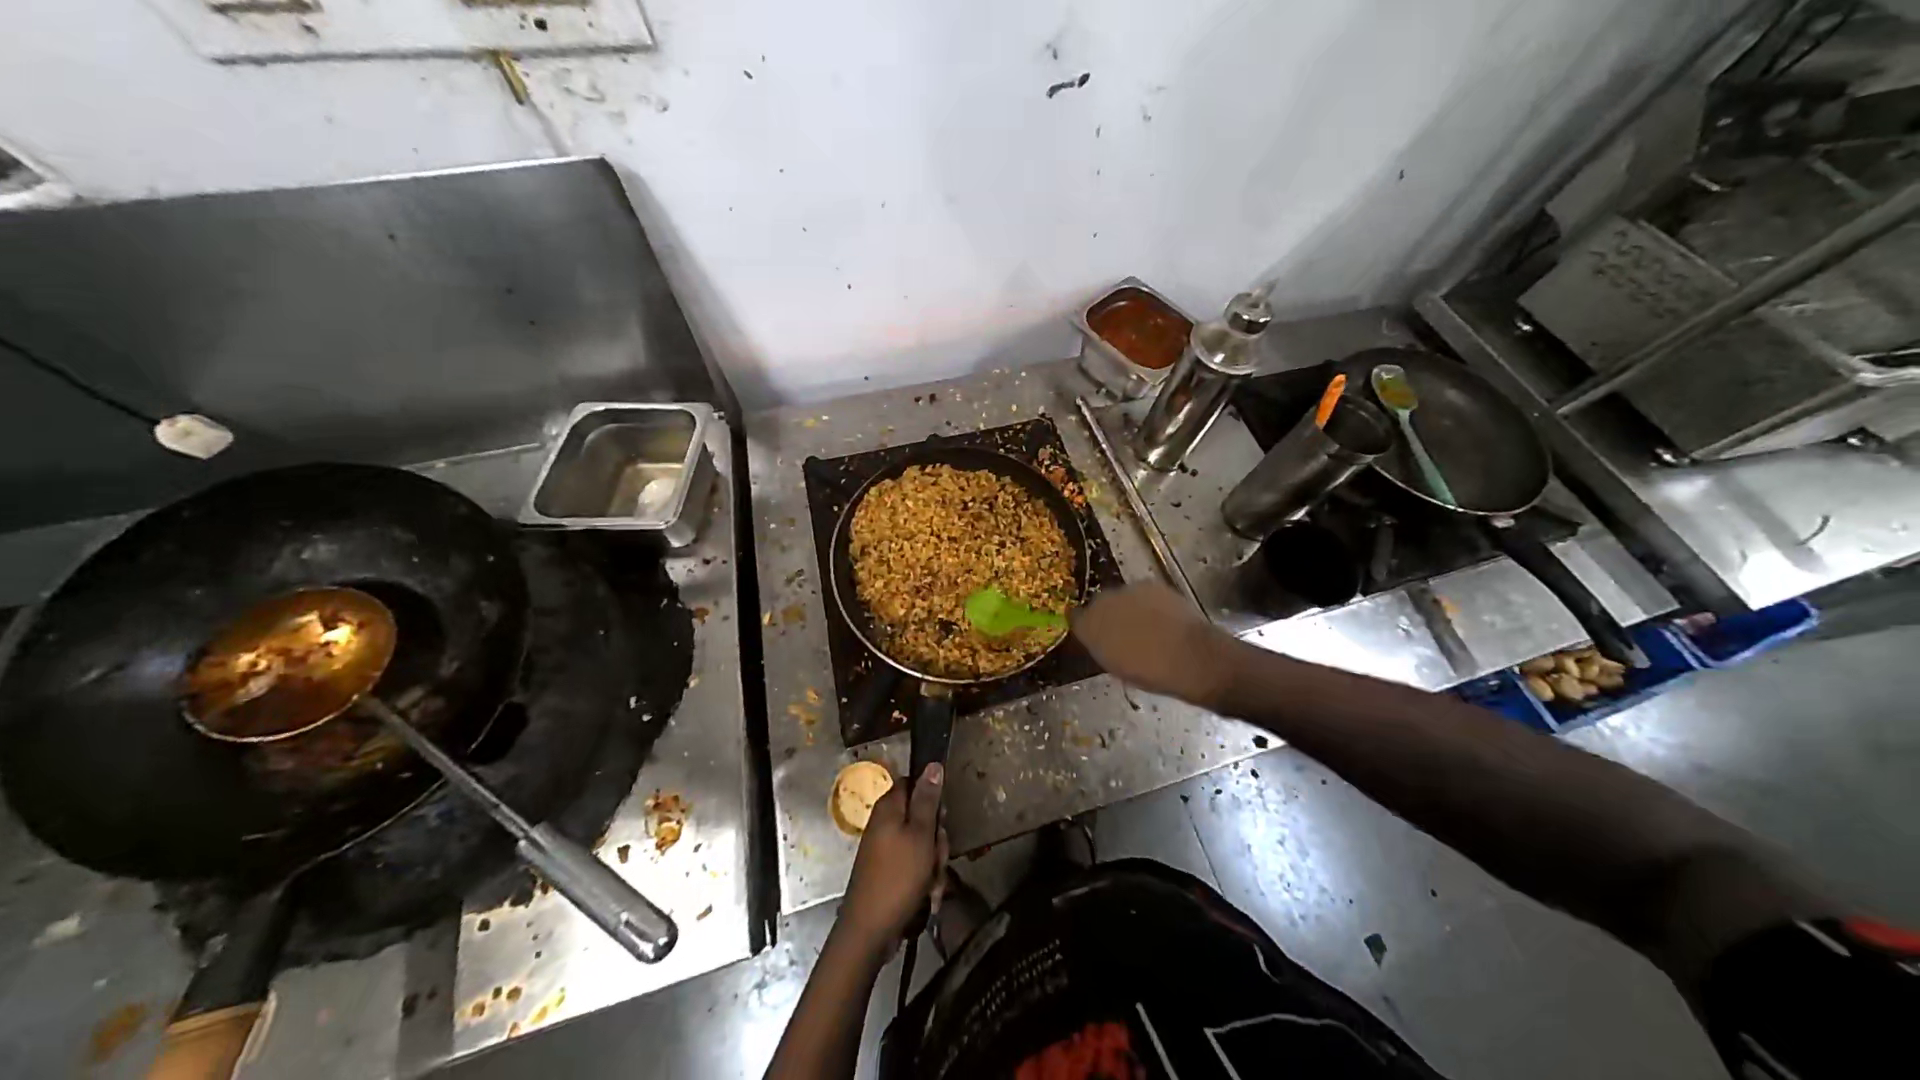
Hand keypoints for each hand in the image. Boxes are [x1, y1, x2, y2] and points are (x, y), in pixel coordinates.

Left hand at [840, 763, 946, 950]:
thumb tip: (932, 764)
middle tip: (936, 856)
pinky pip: (915, 867)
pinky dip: (924, 880)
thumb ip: (928, 800)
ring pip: (923, 845)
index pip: (914, 784)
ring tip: (932, 885)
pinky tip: (927, 897)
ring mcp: (886, 849)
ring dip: (934, 864)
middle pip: (922, 818)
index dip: (932, 797)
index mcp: (889, 808)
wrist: (870, 930)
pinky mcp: (889, 872)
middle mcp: (885, 824)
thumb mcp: (920, 835)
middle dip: (936, 839)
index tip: (942, 817)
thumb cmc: (898, 877)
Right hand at [1072, 582, 1236, 705]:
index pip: (1076, 618)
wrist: (1191, 657)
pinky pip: (1143, 593)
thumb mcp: (1116, 666)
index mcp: (1088, 626)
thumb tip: (1100, 637)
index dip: (1086, 626)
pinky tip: (1162, 618)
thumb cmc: (1152, 673)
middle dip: (1107, 615)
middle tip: (1123, 633)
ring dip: (1128, 608)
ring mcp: (1127, 591)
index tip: (1095, 635)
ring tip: (1147, 626)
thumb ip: (1102, 646)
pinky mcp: (1151, 585)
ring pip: (1122, 597)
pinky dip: (1148, 603)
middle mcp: (1102, 603)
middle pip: (1099, 604)